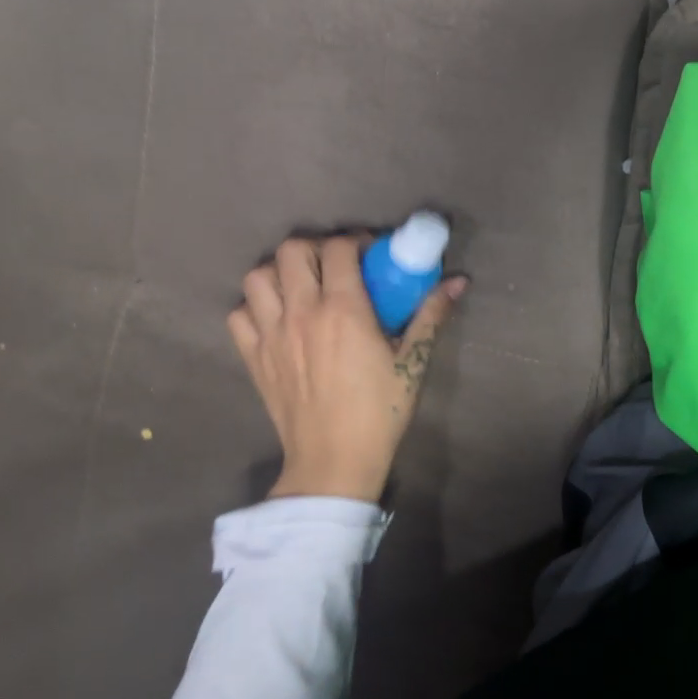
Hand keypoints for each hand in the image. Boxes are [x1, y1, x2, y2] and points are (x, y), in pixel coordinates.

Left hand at [228, 234, 465, 502]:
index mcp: (343, 310)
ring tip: (305, 284)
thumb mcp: (414, 361)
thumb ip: (431, 316)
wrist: (333, 458)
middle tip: (339, 263)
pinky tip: (278, 315)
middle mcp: (300, 313)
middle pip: (291, 251)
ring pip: (257, 276)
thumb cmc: (380, 409)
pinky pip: (239, 313)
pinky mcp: (252, 356)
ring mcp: (270, 334)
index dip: (356, 241)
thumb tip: (458, 282)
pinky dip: (255, 305)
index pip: (338, 249)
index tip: (374, 252)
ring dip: (281, 271)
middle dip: (317, 247)